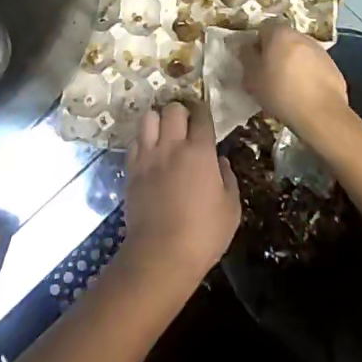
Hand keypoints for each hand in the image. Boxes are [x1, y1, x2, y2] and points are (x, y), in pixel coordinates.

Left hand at [119, 100, 240, 289]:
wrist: (161, 252)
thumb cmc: (204, 234)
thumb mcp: (230, 209)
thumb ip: (227, 179)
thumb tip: (220, 162)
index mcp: (199, 152)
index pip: (201, 116)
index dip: (204, 111)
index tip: (205, 115)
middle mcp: (171, 146)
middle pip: (172, 109)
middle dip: (181, 112)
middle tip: (186, 125)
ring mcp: (147, 155)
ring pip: (148, 117)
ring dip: (158, 120)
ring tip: (164, 133)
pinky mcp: (131, 168)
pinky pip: (134, 141)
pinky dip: (143, 140)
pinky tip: (150, 152)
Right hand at [244, 19, 350, 134]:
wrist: (321, 115)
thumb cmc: (280, 92)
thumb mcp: (252, 77)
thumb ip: (246, 57)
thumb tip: (246, 47)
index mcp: (280, 34)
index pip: (264, 27)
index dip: (257, 43)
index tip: (254, 60)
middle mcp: (302, 36)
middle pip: (283, 39)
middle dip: (275, 53)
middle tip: (268, 74)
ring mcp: (321, 52)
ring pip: (300, 53)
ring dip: (292, 63)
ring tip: (287, 86)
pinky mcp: (334, 68)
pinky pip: (313, 66)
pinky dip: (307, 75)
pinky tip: (303, 93)